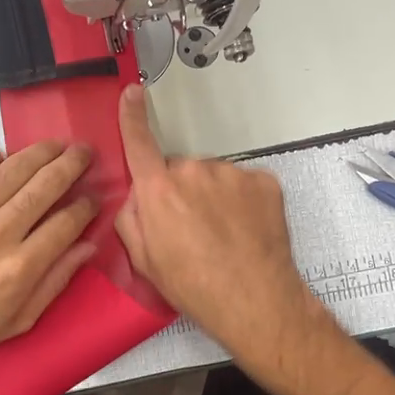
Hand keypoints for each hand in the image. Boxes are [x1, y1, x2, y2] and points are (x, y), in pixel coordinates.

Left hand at [0, 140, 99, 377]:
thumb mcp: (20, 320)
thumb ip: (56, 282)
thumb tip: (87, 247)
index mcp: (22, 268)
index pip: (66, 222)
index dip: (86, 206)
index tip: (94, 197)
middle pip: (45, 186)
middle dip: (71, 164)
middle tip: (85, 151)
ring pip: (12, 170)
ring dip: (39, 152)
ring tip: (54, 145)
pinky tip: (0, 156)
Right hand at [114, 85, 317, 362]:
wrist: (255, 302)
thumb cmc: (195, 288)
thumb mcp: (144, 262)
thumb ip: (131, 221)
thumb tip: (136, 201)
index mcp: (158, 191)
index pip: (139, 143)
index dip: (133, 117)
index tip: (132, 92)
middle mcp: (194, 172)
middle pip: (179, 171)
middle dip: (180, 192)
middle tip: (189, 232)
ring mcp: (232, 174)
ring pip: (212, 178)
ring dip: (212, 198)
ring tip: (220, 236)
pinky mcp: (263, 182)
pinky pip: (243, 184)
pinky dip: (241, 202)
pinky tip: (243, 231)